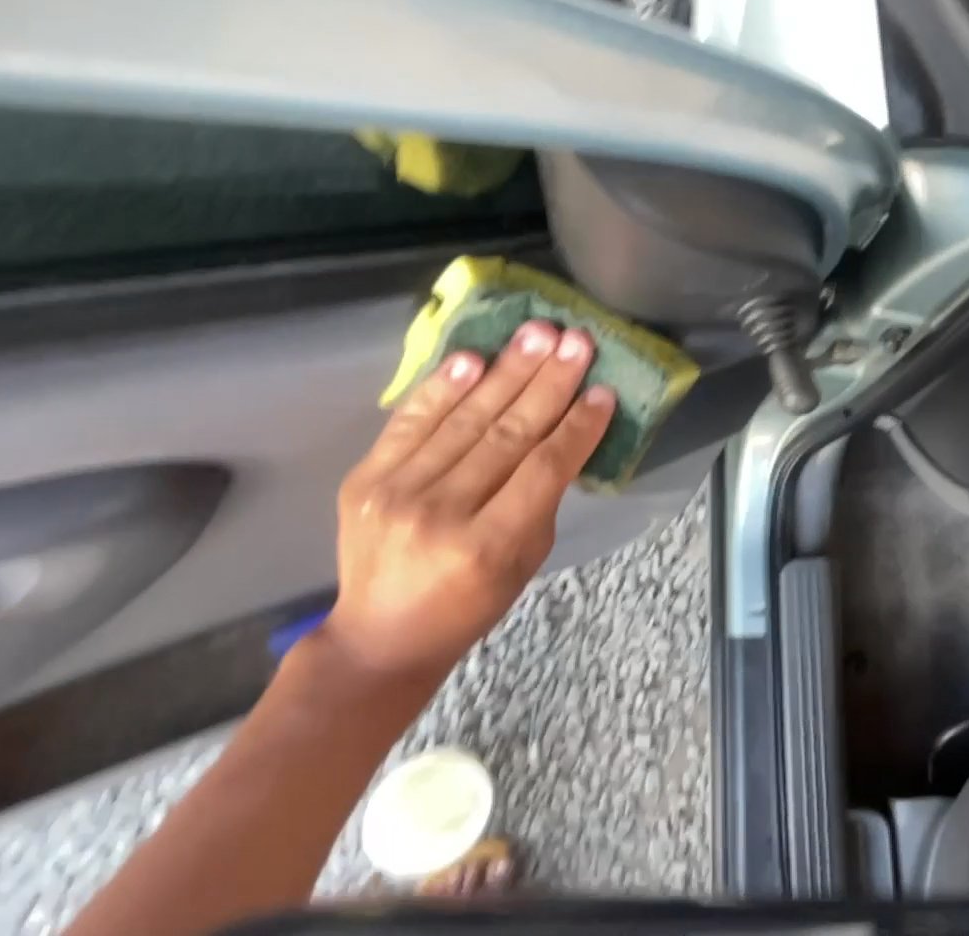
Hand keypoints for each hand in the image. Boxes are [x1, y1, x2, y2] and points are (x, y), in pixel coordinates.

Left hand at [324, 321, 614, 681]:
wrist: (382, 634)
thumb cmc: (473, 603)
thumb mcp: (526, 561)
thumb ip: (541, 498)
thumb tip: (562, 433)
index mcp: (488, 545)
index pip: (543, 469)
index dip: (577, 427)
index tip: (604, 391)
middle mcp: (440, 513)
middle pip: (506, 434)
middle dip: (549, 383)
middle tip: (578, 341)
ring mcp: (395, 493)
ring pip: (464, 420)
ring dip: (507, 371)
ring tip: (538, 333)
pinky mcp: (364, 480)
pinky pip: (409, 422)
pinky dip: (443, 388)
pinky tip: (473, 358)